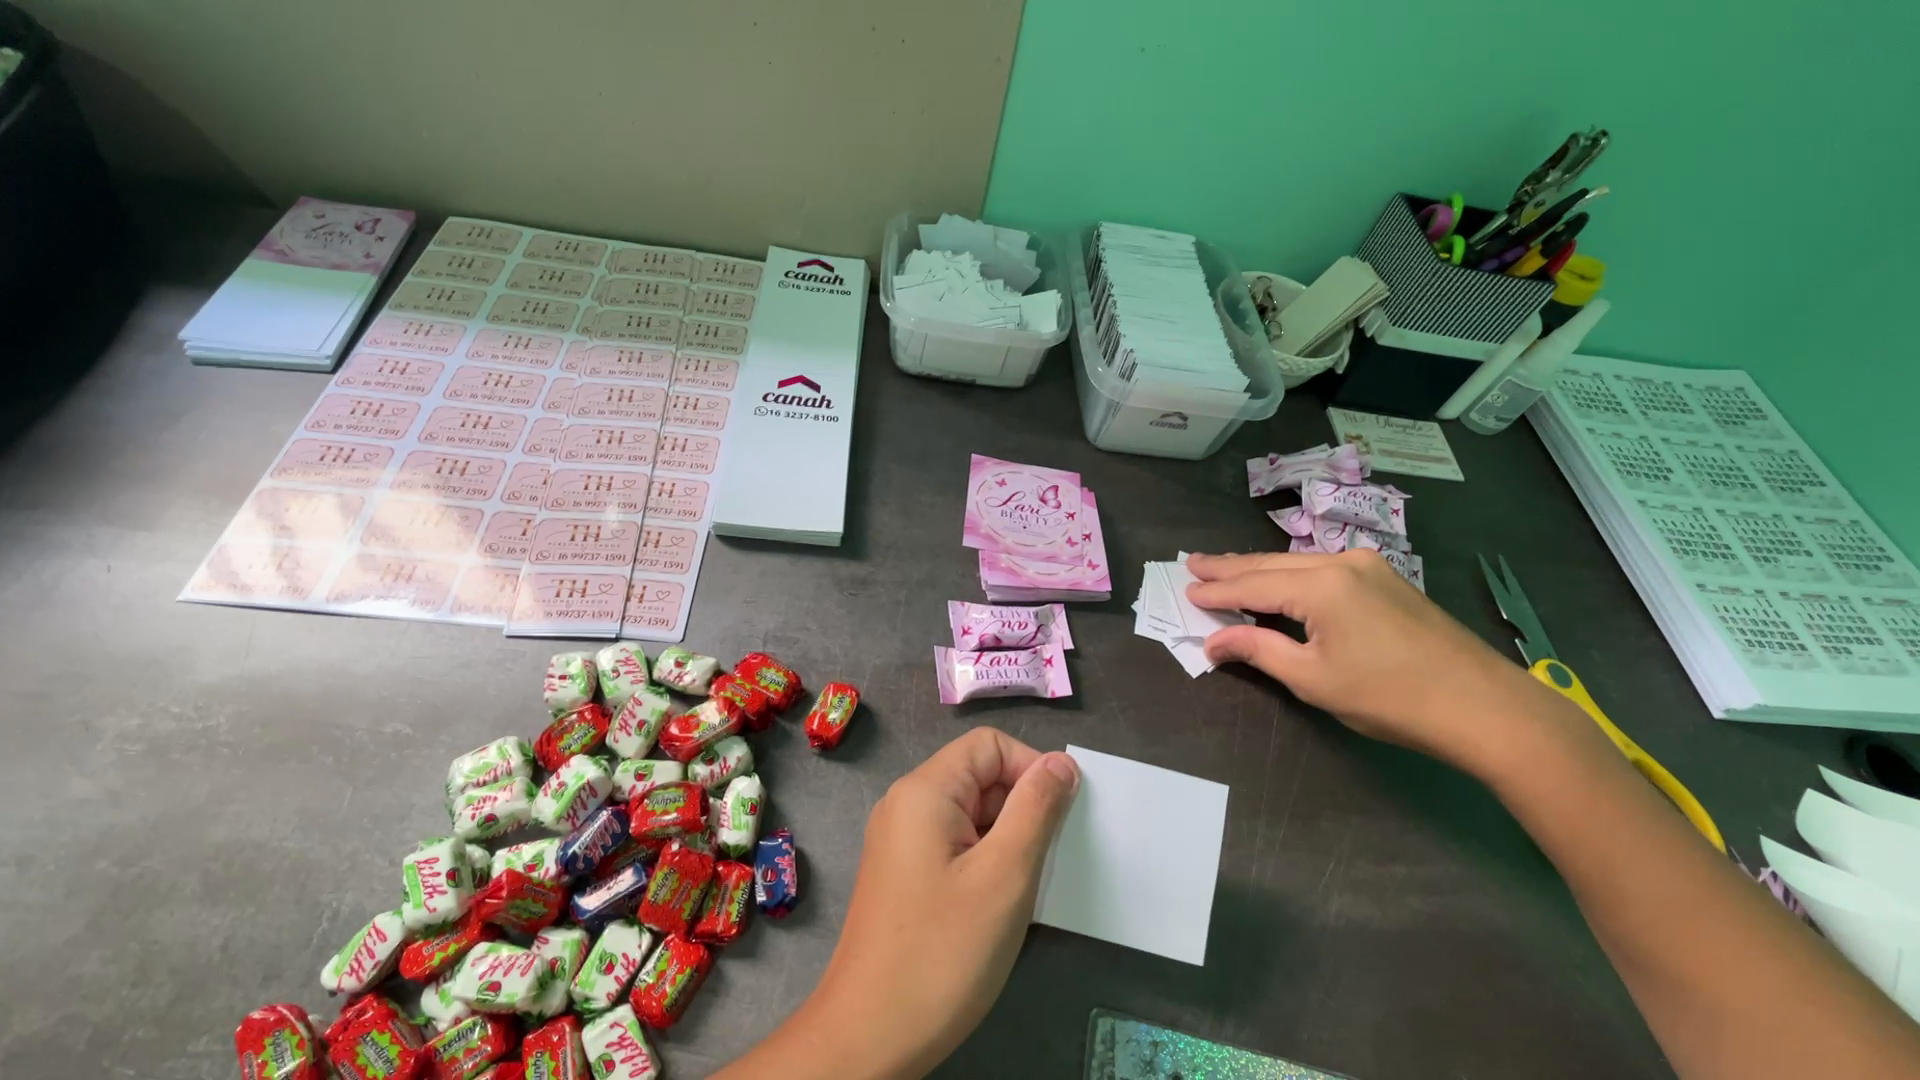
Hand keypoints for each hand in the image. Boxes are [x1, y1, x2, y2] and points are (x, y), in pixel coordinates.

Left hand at [717, 728, 1078, 1079]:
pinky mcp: (903, 876)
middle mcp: (906, 805)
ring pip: (971, 815)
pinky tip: (995, 907)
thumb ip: (1037, 810)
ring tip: (1020, 890)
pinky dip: (984, 864)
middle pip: (979, 777)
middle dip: (1021, 809)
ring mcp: (900, 843)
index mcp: (924, 791)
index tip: (1060, 818)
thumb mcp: (1005, 875)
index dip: (1031, 769)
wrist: (869, 1036)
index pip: (990, 746)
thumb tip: (1061, 763)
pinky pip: (955, 846)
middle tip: (1043, 863)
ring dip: (1006, 841)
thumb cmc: (943, 951)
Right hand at [1186, 550, 1542, 769]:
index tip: (1185, 588)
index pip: (1253, 585)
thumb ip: (1259, 650)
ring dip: (1261, 569)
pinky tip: (1279, 579)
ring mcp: (1370, 568)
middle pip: (1272, 564)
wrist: (1482, 706)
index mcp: (1321, 585)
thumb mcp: (1313, 679)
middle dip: (1231, 567)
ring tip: (1225, 568)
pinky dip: (1292, 575)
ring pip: (1299, 563)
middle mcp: (1342, 563)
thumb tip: (1214, 642)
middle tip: (1193, 562)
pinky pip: (1324, 570)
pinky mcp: (1387, 581)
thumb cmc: (1389, 697)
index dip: (1217, 590)